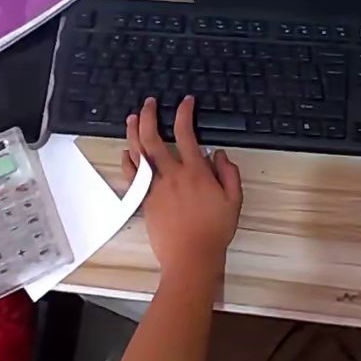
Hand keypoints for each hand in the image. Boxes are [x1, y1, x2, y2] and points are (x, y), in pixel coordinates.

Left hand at [123, 96, 243, 281]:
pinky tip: (126, 151)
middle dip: (149, 116)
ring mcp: (155, 188)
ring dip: (133, 133)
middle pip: (154, 138)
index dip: (184, 113)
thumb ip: (229, 174)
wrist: (191, 258)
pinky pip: (132, 177)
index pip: (186, 133)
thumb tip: (218, 154)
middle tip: (148, 103)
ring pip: (138, 154)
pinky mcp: (145, 201)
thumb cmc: (214, 231)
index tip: (186, 102)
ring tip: (131, 118)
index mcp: (195, 173)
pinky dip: (128, 161)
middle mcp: (172, 176)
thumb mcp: (234, 201)